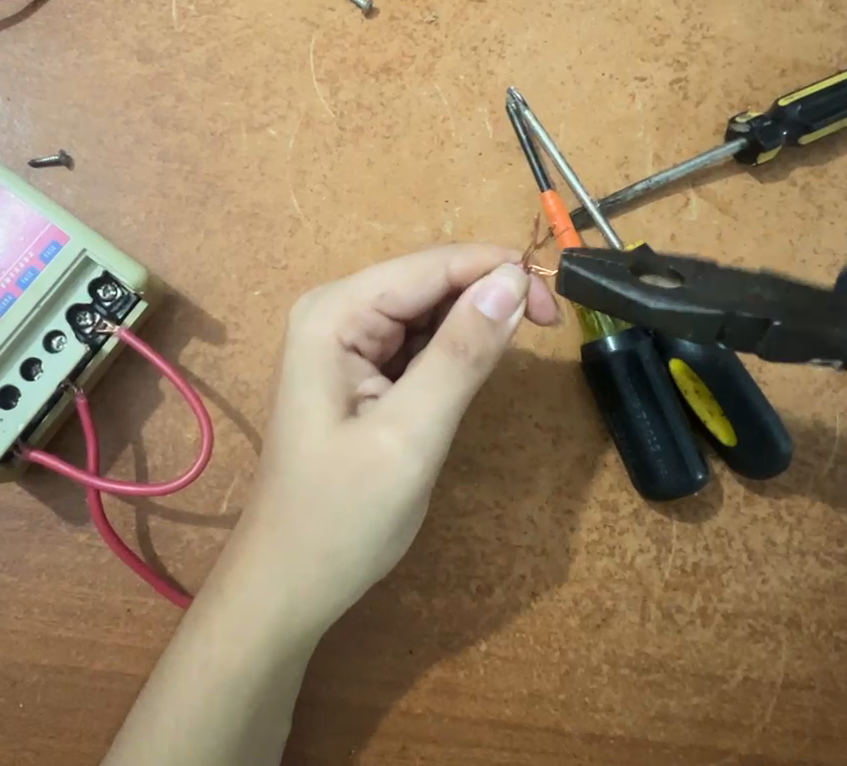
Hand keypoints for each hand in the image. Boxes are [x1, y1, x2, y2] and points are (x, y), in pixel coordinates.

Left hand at [207, 244, 560, 638]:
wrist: (290, 580)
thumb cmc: (342, 517)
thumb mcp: (410, 435)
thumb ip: (462, 354)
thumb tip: (513, 280)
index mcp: (334, 314)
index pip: (430, 265)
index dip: (497, 270)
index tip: (555, 304)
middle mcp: (334, 311)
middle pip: (428, 279)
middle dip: (489, 293)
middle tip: (548, 328)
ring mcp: (342, 339)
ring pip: (427, 307)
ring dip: (475, 320)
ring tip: (513, 355)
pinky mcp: (357, 367)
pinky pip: (417, 339)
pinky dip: (453, 348)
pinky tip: (474, 369)